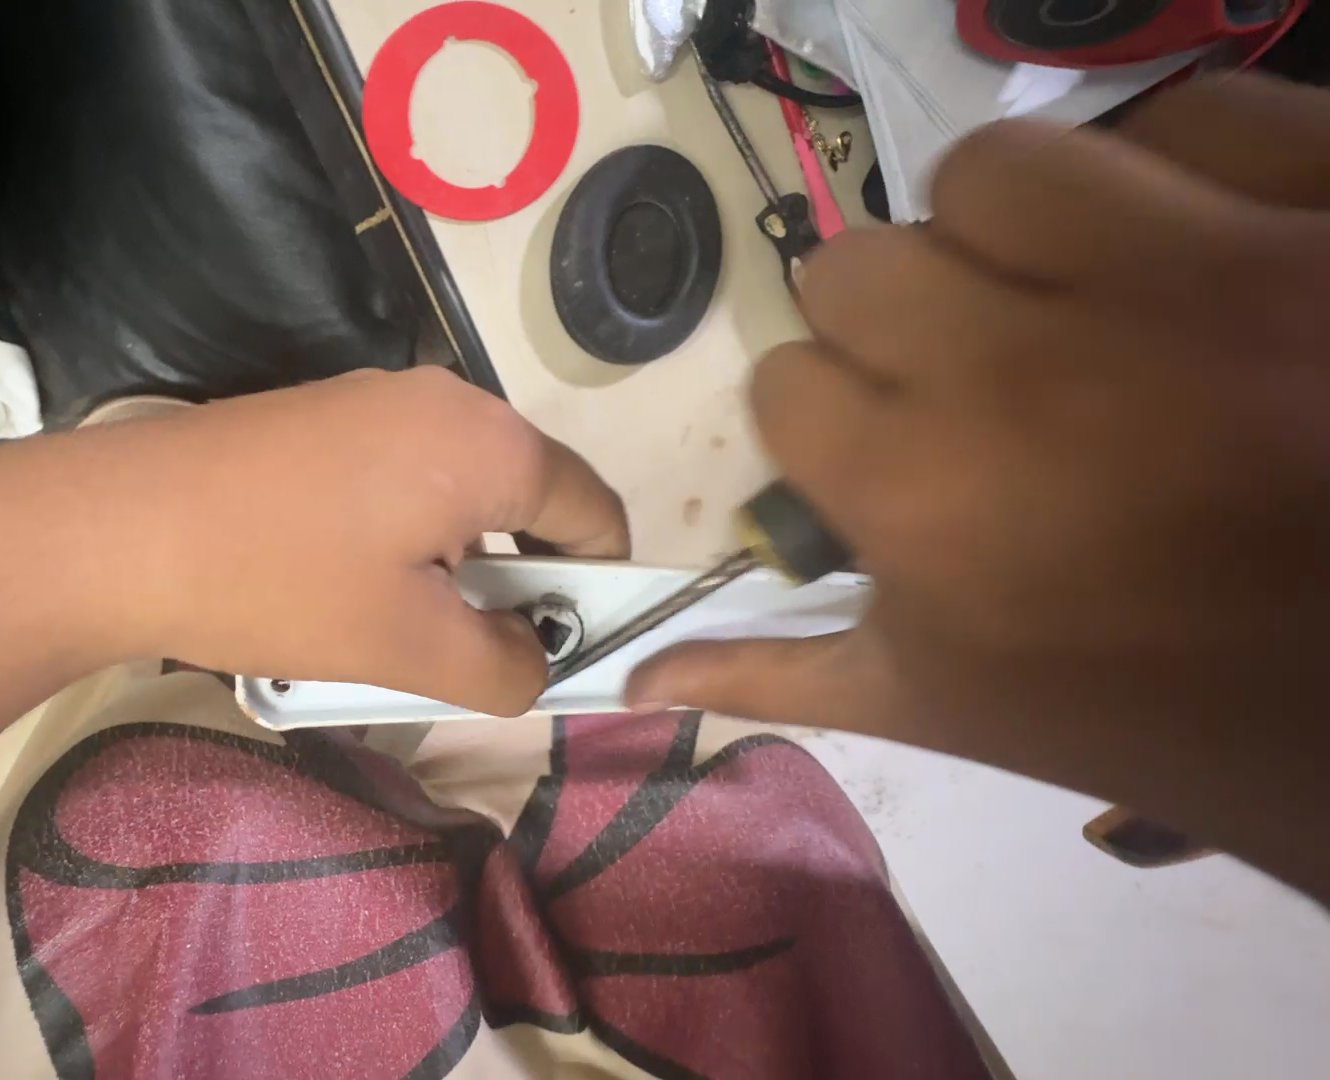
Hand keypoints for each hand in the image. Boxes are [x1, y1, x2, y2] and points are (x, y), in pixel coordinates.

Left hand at [75, 367, 627, 715]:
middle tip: (472, 645)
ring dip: (456, 558)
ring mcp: (378, 399)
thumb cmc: (280, 584)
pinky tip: (344, 576)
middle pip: (528, 497)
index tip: (568, 642)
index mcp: (489, 445)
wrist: (119, 529)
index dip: (602, 584)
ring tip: (397, 618)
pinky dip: (405, 530)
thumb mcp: (409, 647)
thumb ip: (505, 667)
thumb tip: (536, 663)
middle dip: (519, 577)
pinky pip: (402, 474)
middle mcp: (445, 401)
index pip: (594, 512)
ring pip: (459, 489)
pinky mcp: (326, 414)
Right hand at [626, 75, 1329, 894]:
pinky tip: (1176, 259)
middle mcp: (1015, 370)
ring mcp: (1188, 279)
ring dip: (986, 232)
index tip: (867, 454)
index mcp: (910, 488)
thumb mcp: (925, 700)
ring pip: (991, 170)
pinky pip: (1190, 118)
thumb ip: (762, 674)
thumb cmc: (1133, 705)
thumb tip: (634, 684)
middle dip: (871, 324)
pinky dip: (1165, 176)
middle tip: (938, 374)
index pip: (779, 385)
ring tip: (1039, 296)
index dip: (815, 418)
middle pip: (850, 270)